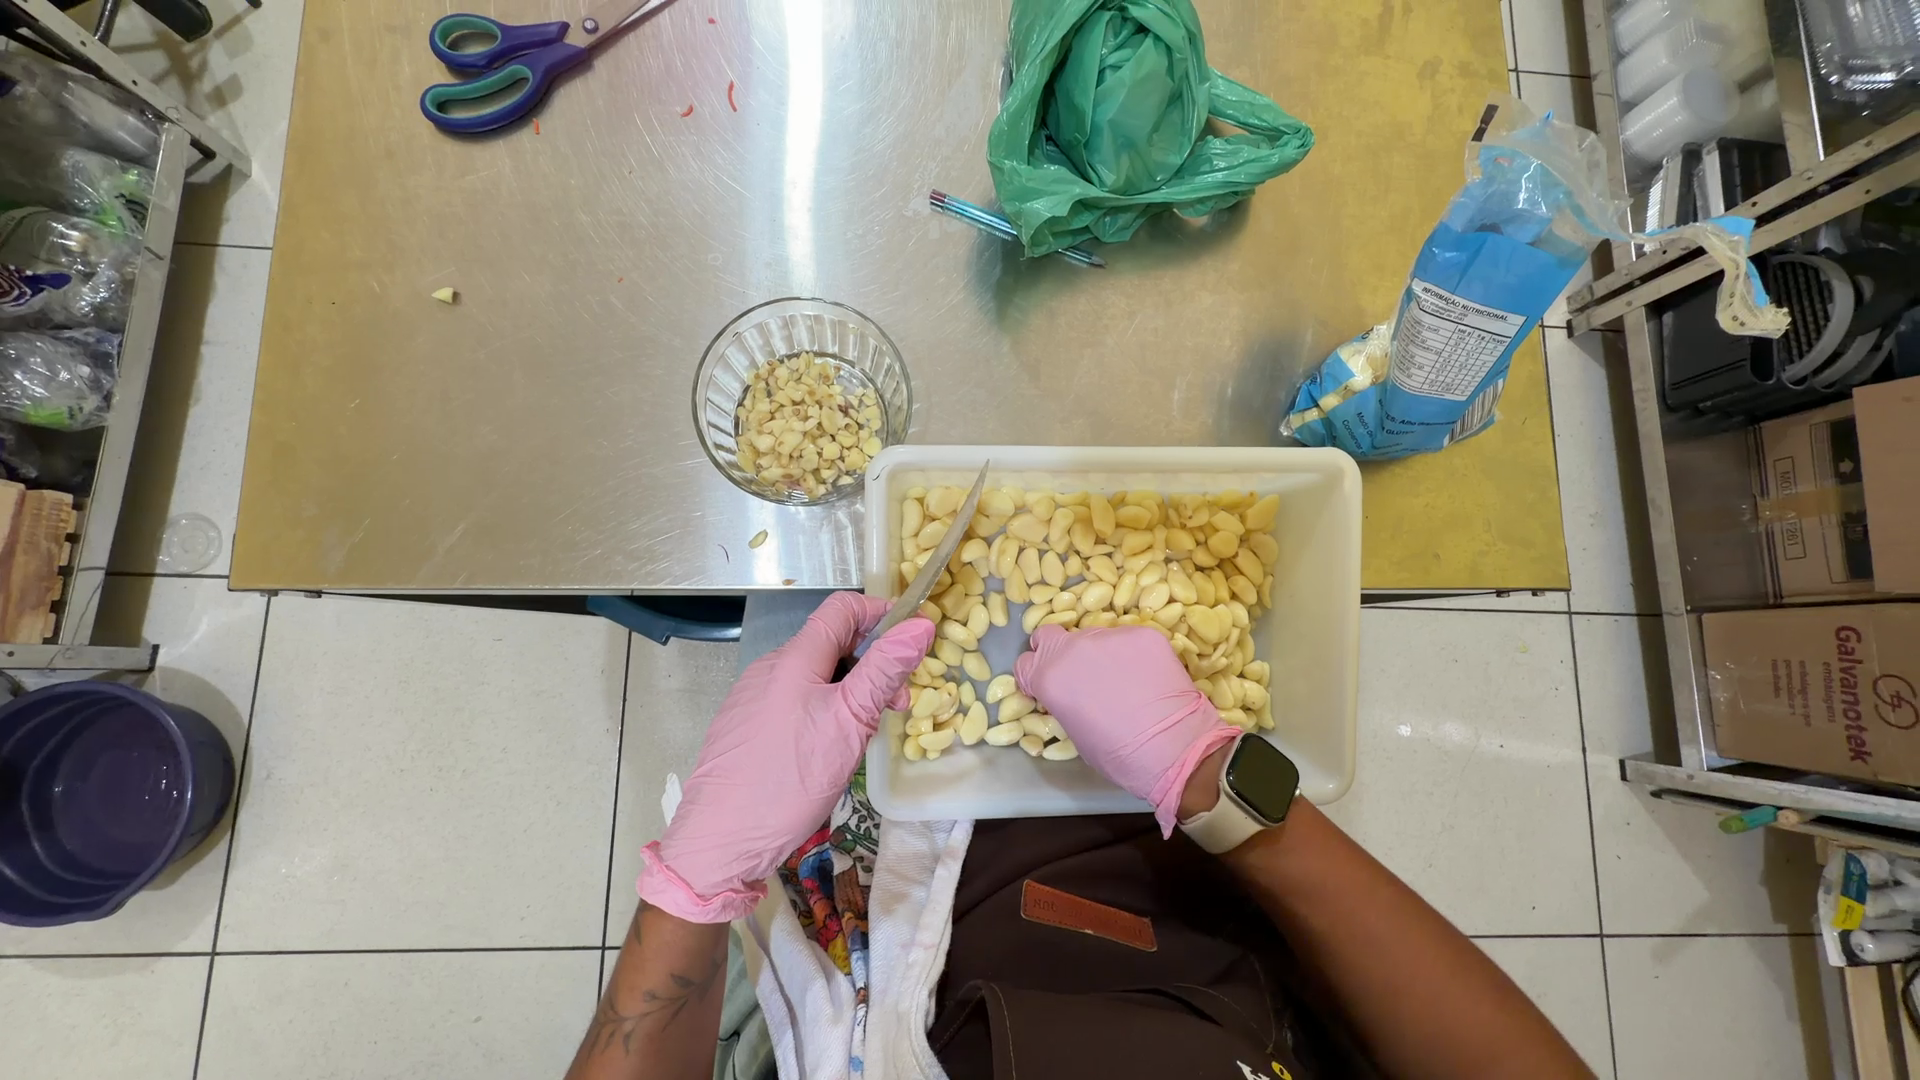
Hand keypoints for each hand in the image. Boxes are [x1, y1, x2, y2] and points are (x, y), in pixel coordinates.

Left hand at [636, 592, 936, 922]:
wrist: (720, 843)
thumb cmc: (791, 778)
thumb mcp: (850, 722)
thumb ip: (885, 670)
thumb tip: (922, 623)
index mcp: (795, 657)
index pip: (842, 608)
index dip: (881, 614)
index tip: (911, 644)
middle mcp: (770, 667)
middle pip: (831, 643)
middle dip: (871, 664)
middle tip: (896, 708)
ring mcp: (753, 696)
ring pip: (814, 676)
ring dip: (848, 692)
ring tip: (861, 736)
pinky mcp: (744, 725)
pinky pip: (793, 701)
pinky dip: (822, 711)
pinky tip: (826, 750)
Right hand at [1016, 624, 1239, 834]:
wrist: (1176, 750)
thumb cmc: (1119, 756)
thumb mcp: (1074, 732)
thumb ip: (1063, 700)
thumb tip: (1070, 690)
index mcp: (1049, 677)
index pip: (1025, 662)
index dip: (1033, 675)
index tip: (1045, 687)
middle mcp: (1072, 648)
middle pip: (1050, 636)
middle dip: (1056, 651)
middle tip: (1077, 673)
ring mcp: (1109, 636)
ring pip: (1092, 635)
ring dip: (1098, 653)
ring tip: (1121, 679)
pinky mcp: (1142, 633)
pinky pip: (1126, 638)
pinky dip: (1130, 653)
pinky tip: (1145, 676)